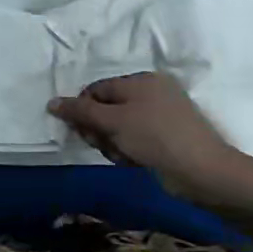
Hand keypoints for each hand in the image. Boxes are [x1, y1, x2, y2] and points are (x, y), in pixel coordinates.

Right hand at [47, 72, 252, 203]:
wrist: (201, 170)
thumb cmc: (153, 136)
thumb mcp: (112, 121)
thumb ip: (80, 111)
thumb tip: (51, 102)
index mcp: (141, 80)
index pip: (96, 90)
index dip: (82, 109)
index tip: (80, 130)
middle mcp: (151, 93)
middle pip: (105, 108)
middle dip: (97, 128)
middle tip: (101, 143)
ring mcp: (160, 115)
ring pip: (116, 126)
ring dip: (110, 142)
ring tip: (121, 154)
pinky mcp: (164, 137)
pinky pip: (132, 138)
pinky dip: (127, 149)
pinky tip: (132, 160)